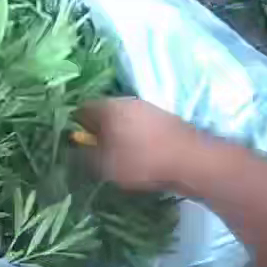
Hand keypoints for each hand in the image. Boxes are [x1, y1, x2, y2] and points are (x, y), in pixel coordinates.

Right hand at [77, 97, 219, 193]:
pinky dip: (136, 140)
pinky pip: (140, 128)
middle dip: (98, 133)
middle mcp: (128, 101)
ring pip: (124, 121)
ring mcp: (149, 108)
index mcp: (108, 106)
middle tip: (97, 156)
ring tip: (119, 159)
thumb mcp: (104, 165)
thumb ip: (85, 155)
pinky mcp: (165, 120)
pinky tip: (140, 157)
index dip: (75, 128)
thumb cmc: (141, 161)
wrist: (191, 161)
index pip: (81, 110)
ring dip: (118, 137)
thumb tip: (77, 148)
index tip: (77, 147)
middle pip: (104, 114)